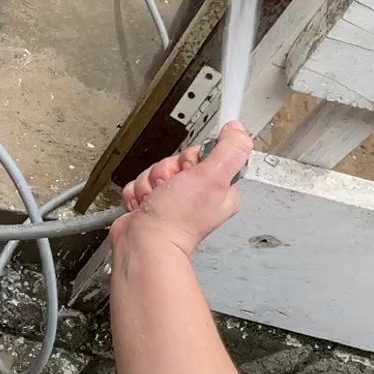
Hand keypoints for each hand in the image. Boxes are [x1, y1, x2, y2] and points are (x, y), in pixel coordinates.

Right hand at [113, 122, 252, 255]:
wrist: (144, 244)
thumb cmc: (177, 220)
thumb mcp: (214, 176)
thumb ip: (231, 149)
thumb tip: (236, 130)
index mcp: (219, 189)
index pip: (202, 153)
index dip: (190, 159)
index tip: (189, 172)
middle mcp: (196, 195)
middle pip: (175, 161)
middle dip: (165, 172)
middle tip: (169, 189)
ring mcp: (171, 201)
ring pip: (154, 172)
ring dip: (149, 184)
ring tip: (156, 202)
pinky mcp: (150, 205)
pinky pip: (138, 185)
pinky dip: (136, 194)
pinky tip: (145, 207)